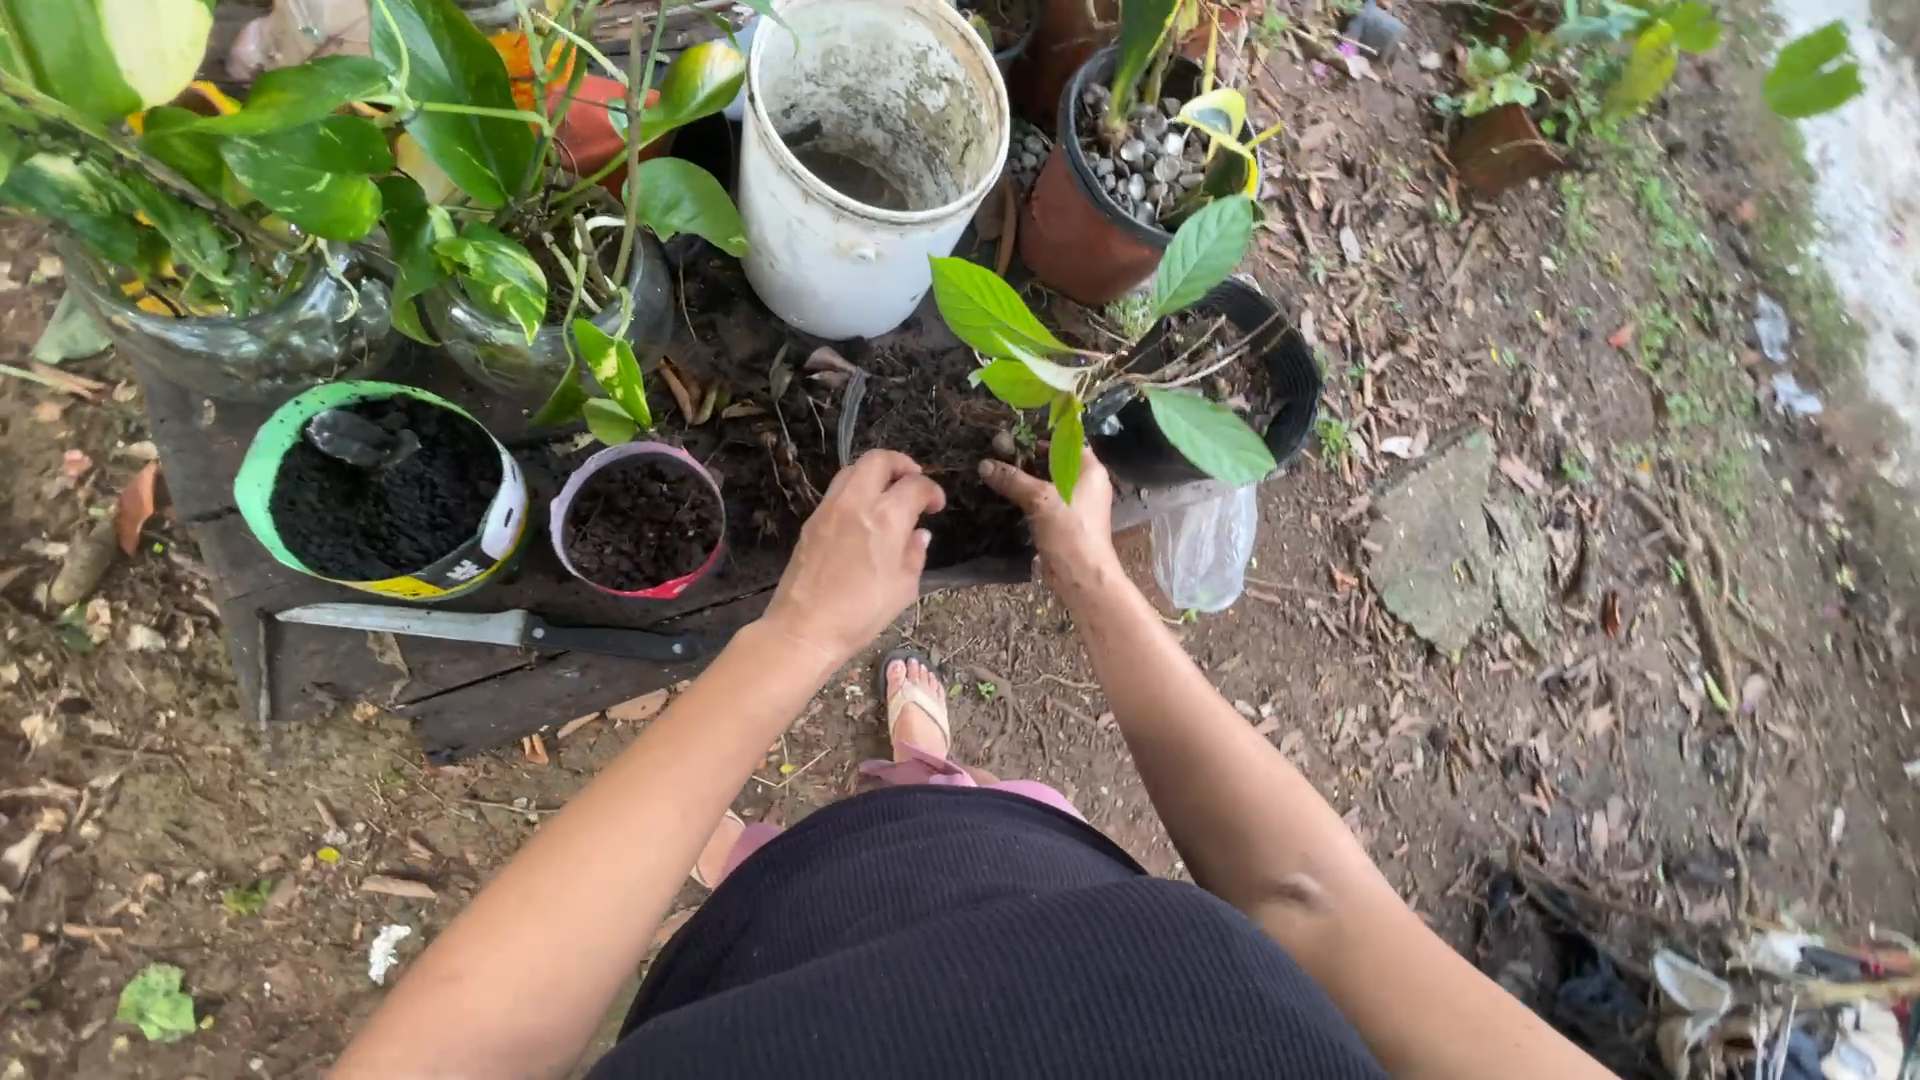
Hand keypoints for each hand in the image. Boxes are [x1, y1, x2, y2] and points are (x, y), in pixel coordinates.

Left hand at [761, 450, 945, 665]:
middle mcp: (856, 502)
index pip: (915, 486)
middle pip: (878, 460)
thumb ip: (914, 554)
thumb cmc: (862, 613)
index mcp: (887, 517)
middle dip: (901, 464)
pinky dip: (855, 491)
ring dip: (874, 474)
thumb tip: (918, 534)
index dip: (932, 491)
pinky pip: (837, 492)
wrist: (805, 628)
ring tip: (887, 494)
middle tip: (913, 481)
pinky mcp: (812, 521)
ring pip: (853, 470)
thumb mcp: (904, 588)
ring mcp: (829, 509)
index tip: (936, 505)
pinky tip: (863, 515)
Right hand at [979, 445, 1119, 598]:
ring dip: (1027, 478)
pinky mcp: (1065, 522)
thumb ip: (1013, 479)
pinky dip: (1028, 496)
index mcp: (1091, 470)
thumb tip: (984, 465)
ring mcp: (1076, 504)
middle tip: (1001, 451)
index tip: (1017, 434)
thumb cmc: (1069, 530)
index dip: (1044, 436)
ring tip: (999, 469)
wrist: (1081, 575)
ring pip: (1048, 483)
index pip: (1068, 442)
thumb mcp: (1039, 499)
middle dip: (1030, 458)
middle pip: (1056, 462)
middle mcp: (1087, 483)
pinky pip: (1045, 501)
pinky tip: (1008, 494)